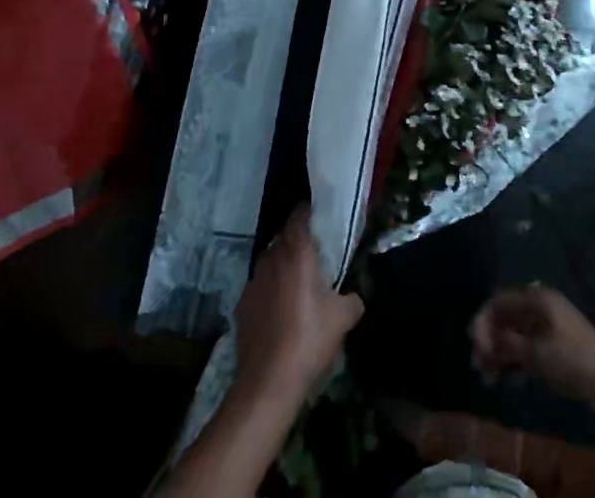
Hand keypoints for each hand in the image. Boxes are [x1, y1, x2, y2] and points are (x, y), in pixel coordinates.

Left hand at [231, 204, 364, 400]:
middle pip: (282, 239)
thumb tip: (353, 295)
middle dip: (298, 238)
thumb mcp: (345, 316)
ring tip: (301, 278)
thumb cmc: (310, 339)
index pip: (298, 218)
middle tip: (318, 247)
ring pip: (269, 262)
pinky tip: (284, 307)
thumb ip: (353, 297)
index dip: (308, 211)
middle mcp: (271, 263)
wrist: (267, 383)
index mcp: (297, 256)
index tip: (321, 211)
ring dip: (283, 263)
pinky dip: (272, 287)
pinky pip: (260, 286)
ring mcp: (252, 286)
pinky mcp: (241, 308)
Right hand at [469, 287, 594, 408]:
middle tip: (479, 368)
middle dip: (488, 340)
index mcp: (538, 300)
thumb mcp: (536, 354)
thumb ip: (506, 344)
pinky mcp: (551, 347)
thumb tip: (482, 339)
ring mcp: (547, 328)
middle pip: (504, 318)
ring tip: (489, 379)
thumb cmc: (574, 361)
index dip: (482, 322)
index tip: (475, 349)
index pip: (499, 301)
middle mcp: (541, 309)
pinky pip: (523, 348)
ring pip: (512, 335)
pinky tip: (503, 380)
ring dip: (498, 354)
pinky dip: (511, 361)